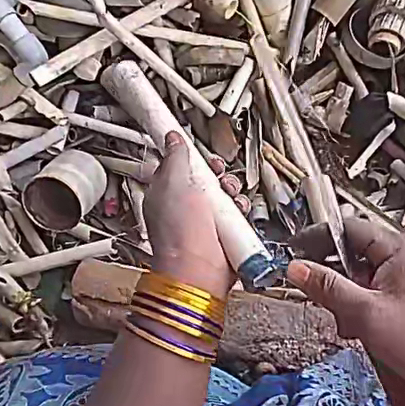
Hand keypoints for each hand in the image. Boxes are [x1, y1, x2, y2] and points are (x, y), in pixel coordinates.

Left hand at [140, 132, 237, 294]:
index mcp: (164, 194)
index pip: (176, 168)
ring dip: (230, 189)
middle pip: (204, 180)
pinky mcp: (223, 234)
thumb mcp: (173, 181)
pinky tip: (238, 209)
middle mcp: (183, 208)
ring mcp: (204, 222)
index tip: (198, 151)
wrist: (198, 267)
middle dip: (215, 172)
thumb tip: (172, 138)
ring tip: (229, 192)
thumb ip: (175, 157)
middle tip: (217, 173)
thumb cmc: (177, 230)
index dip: (189, 158)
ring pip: (223, 195)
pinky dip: (240, 209)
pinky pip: (236, 214)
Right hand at [287, 218, 404, 393]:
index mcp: (400, 248)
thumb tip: (295, 267)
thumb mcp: (364, 313)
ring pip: (361, 272)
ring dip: (347, 294)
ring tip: (348, 320)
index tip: (295, 253)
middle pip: (353, 251)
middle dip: (334, 276)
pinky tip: (360, 324)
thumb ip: (327, 287)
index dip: (318, 239)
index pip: (348, 228)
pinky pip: (374, 286)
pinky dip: (361, 301)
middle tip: (321, 297)